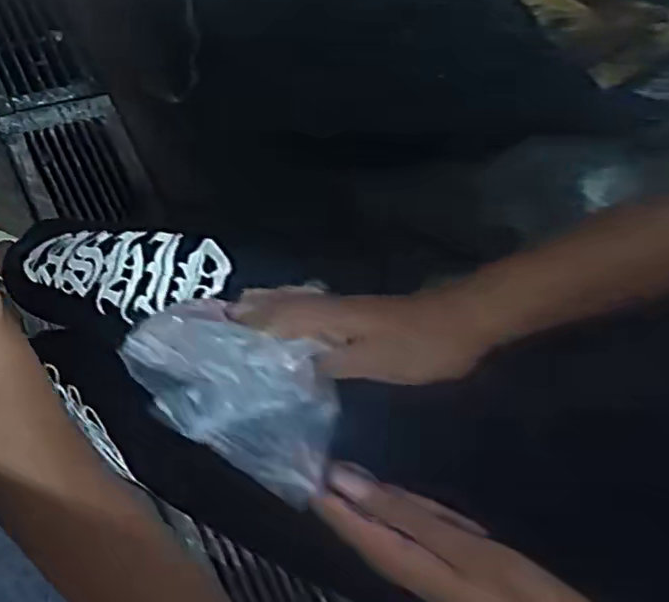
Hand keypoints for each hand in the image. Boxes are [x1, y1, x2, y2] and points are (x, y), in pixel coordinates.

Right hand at [229, 288, 492, 384]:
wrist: (458, 320)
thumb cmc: (415, 346)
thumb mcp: (373, 363)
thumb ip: (326, 364)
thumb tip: (287, 368)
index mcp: (310, 315)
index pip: (259, 319)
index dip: (234, 329)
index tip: (210, 343)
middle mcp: (307, 302)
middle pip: (258, 304)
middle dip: (233, 317)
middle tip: (211, 337)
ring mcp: (321, 302)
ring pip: (271, 300)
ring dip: (249, 312)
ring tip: (229, 329)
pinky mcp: (334, 307)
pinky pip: (286, 304)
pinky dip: (269, 310)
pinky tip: (270, 324)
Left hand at [316, 464, 589, 601]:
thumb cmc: (524, 597)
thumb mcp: (466, 549)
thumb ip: (396, 511)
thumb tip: (335, 474)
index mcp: (385, 555)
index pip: (325, 505)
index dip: (319, 473)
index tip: (323, 447)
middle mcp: (387, 559)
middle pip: (361, 506)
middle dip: (395, 499)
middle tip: (446, 519)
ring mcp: (410, 563)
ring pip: (394, 514)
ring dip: (426, 513)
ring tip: (471, 536)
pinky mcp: (434, 565)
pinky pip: (420, 530)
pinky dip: (443, 527)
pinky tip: (475, 538)